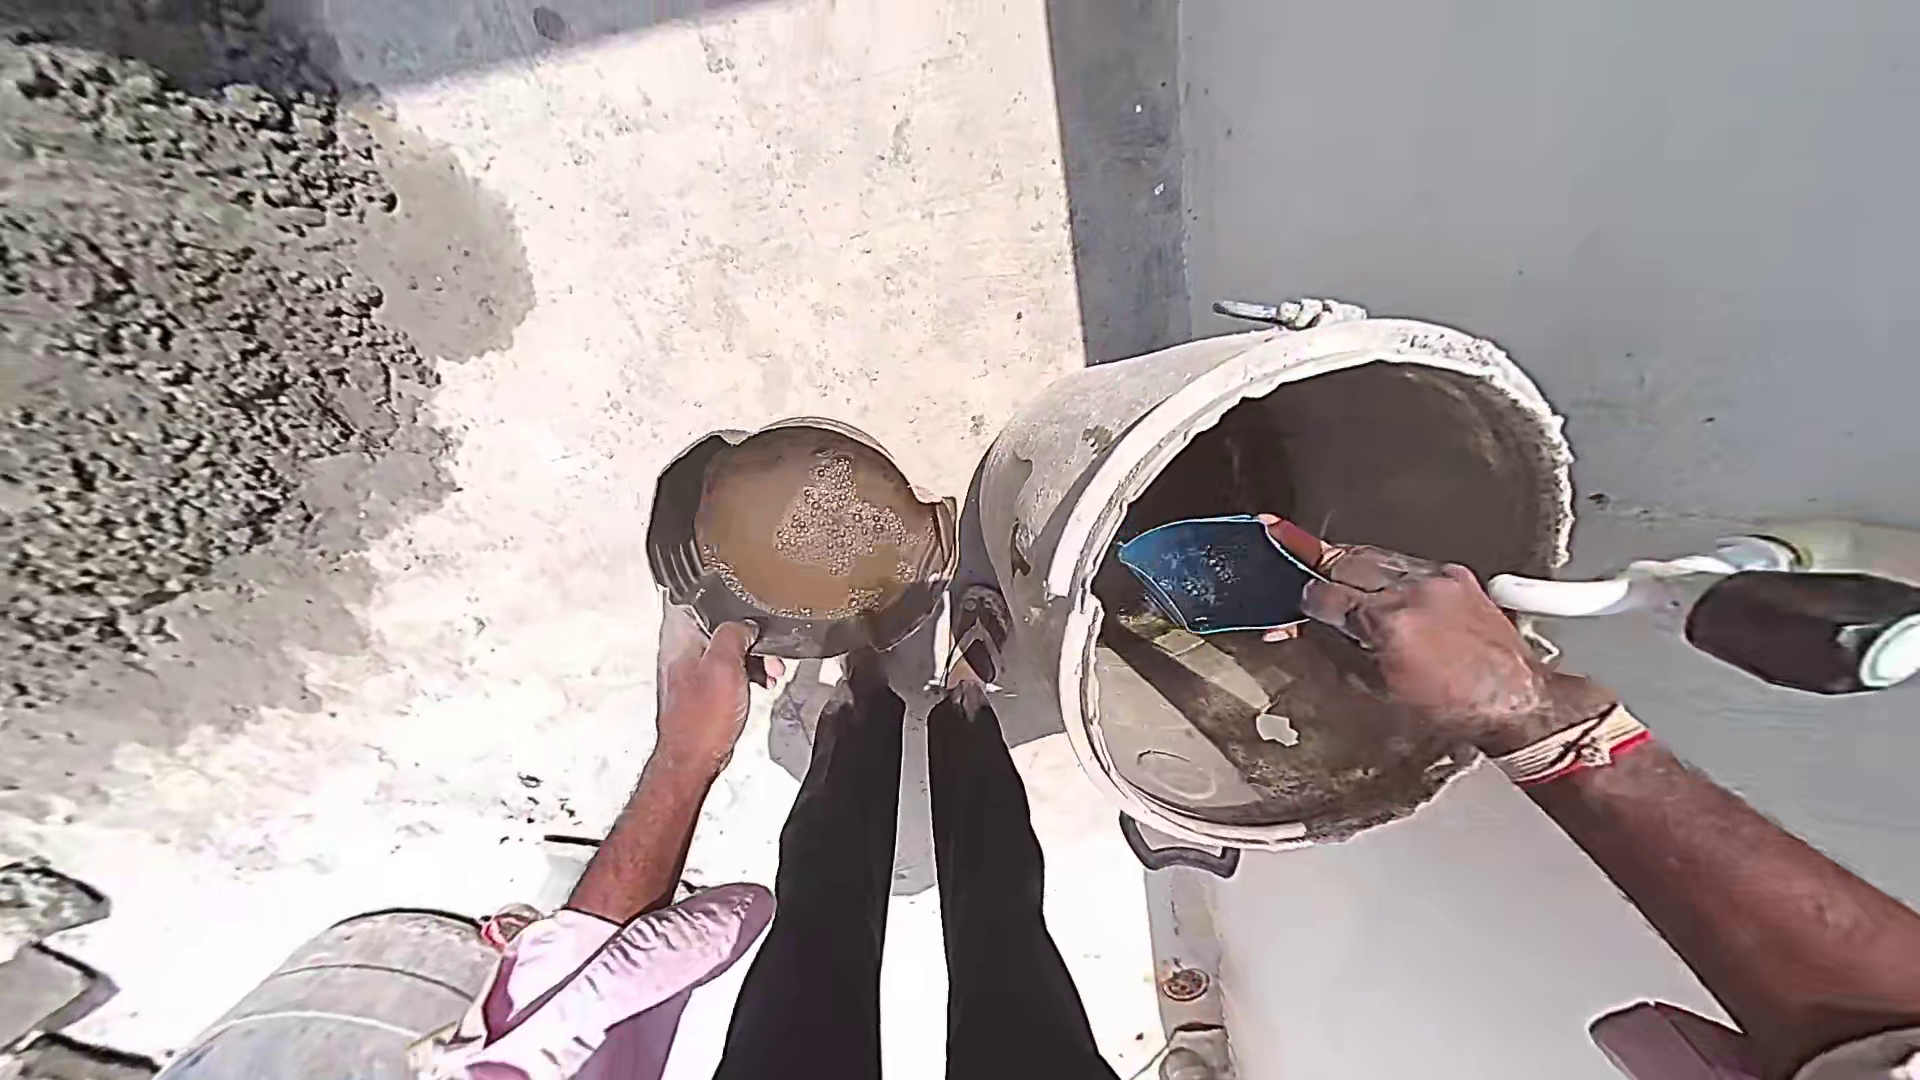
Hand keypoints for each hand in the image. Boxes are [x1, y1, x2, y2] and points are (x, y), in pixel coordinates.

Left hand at [655, 607, 778, 771]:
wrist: (694, 759)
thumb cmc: (702, 718)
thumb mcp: (724, 664)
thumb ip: (734, 632)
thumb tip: (747, 623)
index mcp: (679, 635)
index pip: (696, 594)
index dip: (723, 591)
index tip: (746, 593)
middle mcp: (681, 646)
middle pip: (720, 621)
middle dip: (750, 631)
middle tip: (768, 646)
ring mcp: (692, 666)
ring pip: (729, 644)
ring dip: (754, 653)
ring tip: (772, 669)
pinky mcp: (704, 684)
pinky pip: (731, 664)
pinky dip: (749, 669)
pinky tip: (763, 680)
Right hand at [1276, 529, 1615, 753]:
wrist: (1516, 700)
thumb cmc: (1445, 704)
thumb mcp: (1370, 681)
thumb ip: (1325, 644)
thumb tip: (1288, 628)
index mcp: (1385, 623)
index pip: (1321, 594)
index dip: (1299, 599)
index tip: (1288, 599)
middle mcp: (1410, 592)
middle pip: (1340, 562)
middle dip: (1313, 565)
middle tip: (1286, 549)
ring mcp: (1434, 579)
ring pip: (1368, 554)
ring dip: (1343, 563)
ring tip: (1329, 572)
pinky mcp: (1453, 573)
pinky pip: (1400, 560)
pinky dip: (1380, 569)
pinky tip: (1374, 582)